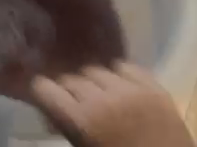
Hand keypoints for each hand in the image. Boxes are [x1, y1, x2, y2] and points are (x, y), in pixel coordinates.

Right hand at [29, 63, 195, 146]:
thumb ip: (67, 129)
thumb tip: (51, 115)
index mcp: (82, 122)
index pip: (44, 88)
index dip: (41, 93)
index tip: (44, 99)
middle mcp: (102, 99)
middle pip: (70, 78)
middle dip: (68, 92)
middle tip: (75, 106)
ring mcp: (130, 91)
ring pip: (96, 69)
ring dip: (94, 83)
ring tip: (101, 98)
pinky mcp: (155, 88)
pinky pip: (125, 67)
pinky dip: (120, 77)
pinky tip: (122, 91)